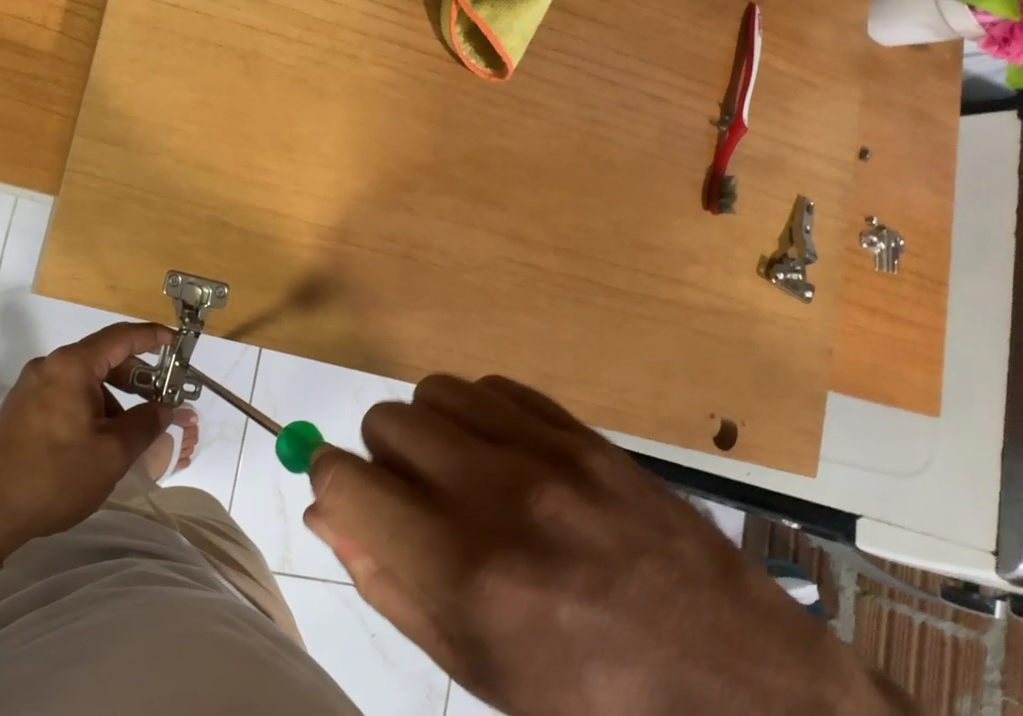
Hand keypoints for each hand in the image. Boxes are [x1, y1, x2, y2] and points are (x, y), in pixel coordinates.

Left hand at [0, 322, 173, 555]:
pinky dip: (90, 409)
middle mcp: (48, 366)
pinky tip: (102, 442)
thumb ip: (147, 424)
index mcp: (70, 366)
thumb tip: (169, 408)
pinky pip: (66, 396)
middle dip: (137, 378)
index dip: (152, 337)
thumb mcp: (112, 453)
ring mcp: (31, 387)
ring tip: (134, 435)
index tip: (176, 342)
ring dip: (114, 400)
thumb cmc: (56, 475)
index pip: (120, 337)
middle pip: (102, 359)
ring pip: (84, 382)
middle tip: (165, 401)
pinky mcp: (22, 409)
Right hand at [306, 374, 909, 715]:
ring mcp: (550, 457)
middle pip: (384, 422)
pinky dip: (482, 414)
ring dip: (430, 429)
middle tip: (419, 504)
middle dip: (383, 460)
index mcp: (462, 569)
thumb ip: (384, 582)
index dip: (332, 486)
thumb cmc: (592, 698)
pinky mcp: (590, 438)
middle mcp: (497, 497)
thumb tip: (325, 511)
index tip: (352, 504)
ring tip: (463, 476)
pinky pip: (496, 386)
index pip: (342, 477)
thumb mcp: (474, 663)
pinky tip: (507, 459)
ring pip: (435, 391)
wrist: (747, 693)